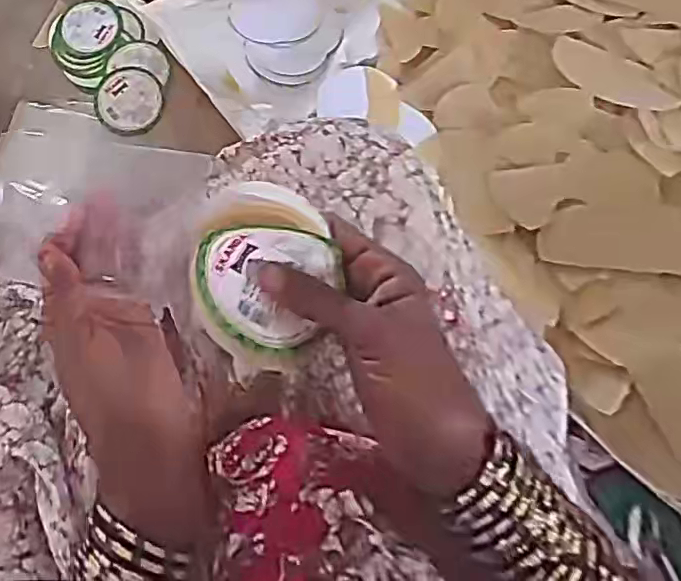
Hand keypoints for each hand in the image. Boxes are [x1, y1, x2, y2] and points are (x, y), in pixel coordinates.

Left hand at [40, 207, 208, 547]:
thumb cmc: (115, 401)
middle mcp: (91, 314)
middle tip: (106, 198)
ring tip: (126, 207)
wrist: (156, 452)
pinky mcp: (149, 322)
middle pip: (89, 264)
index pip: (60, 268)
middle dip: (94, 232)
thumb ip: (69, 299)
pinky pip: (142, 282)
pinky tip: (151, 238)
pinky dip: (142, 260)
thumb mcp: (84, 348)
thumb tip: (50, 254)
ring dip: (118, 240)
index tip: (78, 211)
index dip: (66, 239)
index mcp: (66, 321)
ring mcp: (121, 317)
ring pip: (115, 270)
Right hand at [259, 222, 492, 498]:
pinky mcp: (346, 349)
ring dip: (281, 288)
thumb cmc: (415, 384)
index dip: (298, 224)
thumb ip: (314, 298)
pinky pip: (311, 322)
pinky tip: (257, 316)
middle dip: (282, 257)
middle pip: (320, 261)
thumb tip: (260, 266)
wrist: (444, 458)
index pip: (336, 233)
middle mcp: (370, 289)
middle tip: (236, 255)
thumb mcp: (366, 332)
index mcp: (385, 272)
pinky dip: (288, 317)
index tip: (255, 222)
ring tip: (237, 281)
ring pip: (312, 293)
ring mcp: (357, 321)